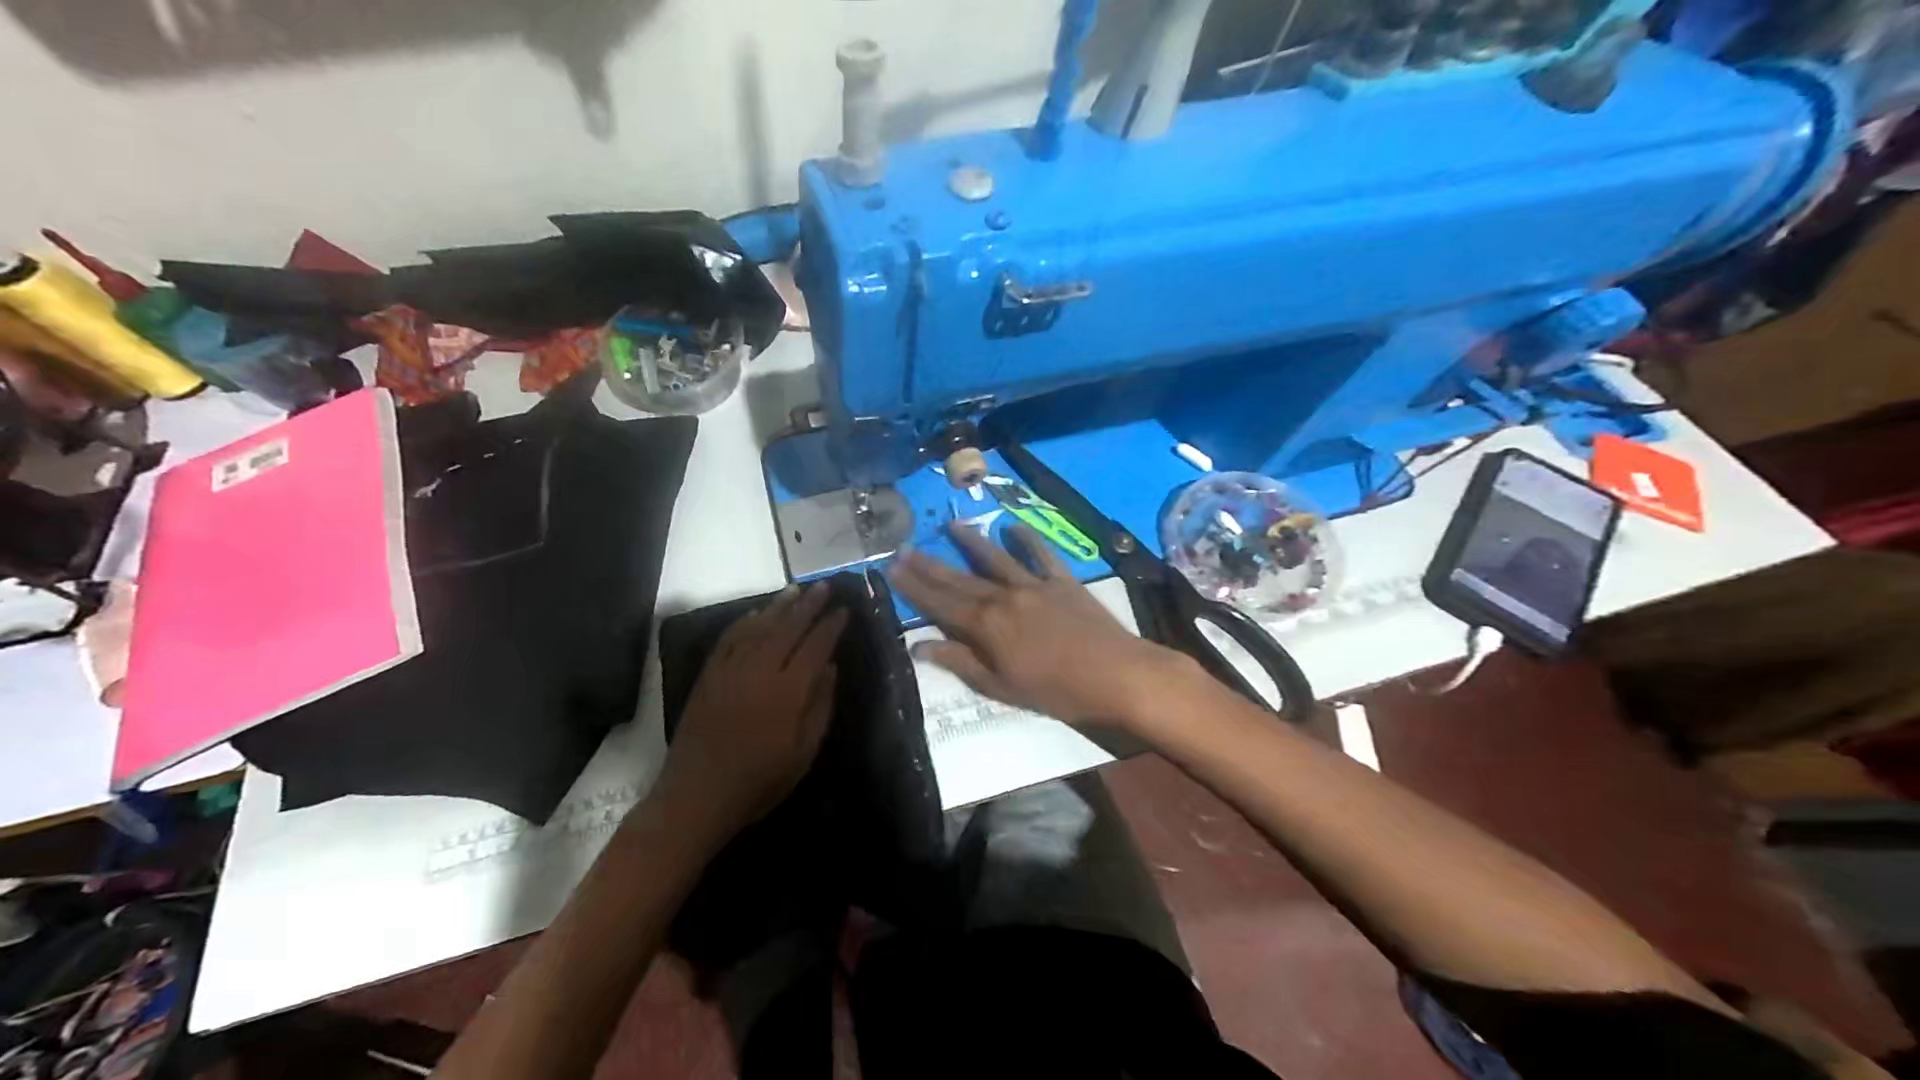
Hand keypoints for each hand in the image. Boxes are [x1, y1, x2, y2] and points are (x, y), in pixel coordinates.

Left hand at [657, 583, 848, 838]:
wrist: (698, 795)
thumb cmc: (759, 782)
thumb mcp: (804, 752)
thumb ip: (821, 706)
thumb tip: (831, 667)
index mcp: (788, 692)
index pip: (816, 647)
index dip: (831, 626)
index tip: (844, 610)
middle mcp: (760, 671)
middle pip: (788, 628)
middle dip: (809, 606)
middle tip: (824, 587)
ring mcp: (730, 671)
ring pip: (759, 628)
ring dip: (779, 607)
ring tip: (796, 590)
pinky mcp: (709, 676)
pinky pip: (729, 640)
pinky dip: (745, 623)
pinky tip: (756, 614)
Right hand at [890, 522, 1196, 727]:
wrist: (1115, 674)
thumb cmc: (1056, 691)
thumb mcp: (1001, 686)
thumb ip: (960, 662)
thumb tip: (920, 646)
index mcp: (986, 626)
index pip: (940, 602)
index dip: (914, 586)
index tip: (893, 568)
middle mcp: (1003, 596)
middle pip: (959, 578)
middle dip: (930, 564)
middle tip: (905, 547)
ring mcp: (1033, 584)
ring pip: (994, 558)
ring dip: (970, 541)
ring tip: (950, 525)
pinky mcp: (1061, 580)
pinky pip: (1039, 554)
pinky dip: (1025, 539)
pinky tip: (1011, 526)